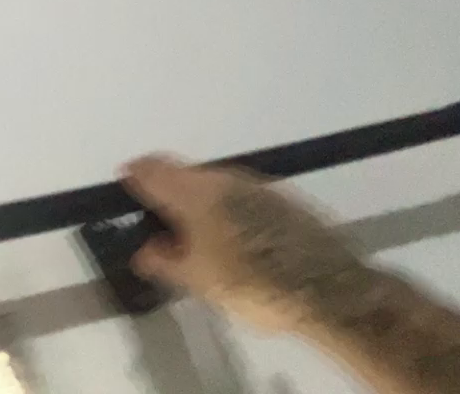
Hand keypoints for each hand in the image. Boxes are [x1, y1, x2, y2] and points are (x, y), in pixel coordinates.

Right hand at [118, 154, 373, 332]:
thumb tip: (143, 251)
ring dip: (200, 196)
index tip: (125, 182)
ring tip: (201, 229)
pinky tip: (238, 234)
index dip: (133, 174)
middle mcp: (219, 178)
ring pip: (213, 181)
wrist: (334, 291)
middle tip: (161, 212)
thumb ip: (164, 261)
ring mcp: (255, 184)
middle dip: (167, 186)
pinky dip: (229, 206)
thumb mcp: (199, 281)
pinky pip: (242, 193)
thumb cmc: (253, 282)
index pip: (149, 168)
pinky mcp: (284, 198)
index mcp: (190, 192)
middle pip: (181, 171)